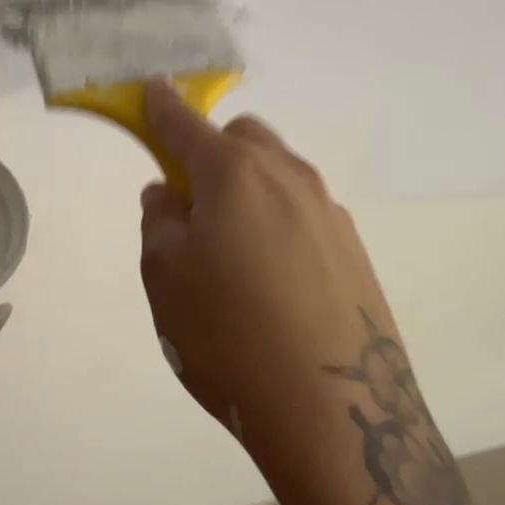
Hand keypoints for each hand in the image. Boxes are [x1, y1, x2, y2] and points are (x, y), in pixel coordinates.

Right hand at [138, 81, 486, 504]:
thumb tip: (171, 193)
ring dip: (249, 186)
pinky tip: (272, 279)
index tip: (150, 91)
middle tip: (192, 200)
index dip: (161, 106)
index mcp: (234, 173)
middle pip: (243, 137)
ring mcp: (328, 211)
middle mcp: (287, 177)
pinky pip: (304, 211)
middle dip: (212, 148)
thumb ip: (160, 220)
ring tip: (233, 252)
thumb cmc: (229, 337)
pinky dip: (279, 220)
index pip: (186, 123)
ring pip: (278, 173)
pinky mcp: (354, 249)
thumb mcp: (165, 278)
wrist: (337, 414)